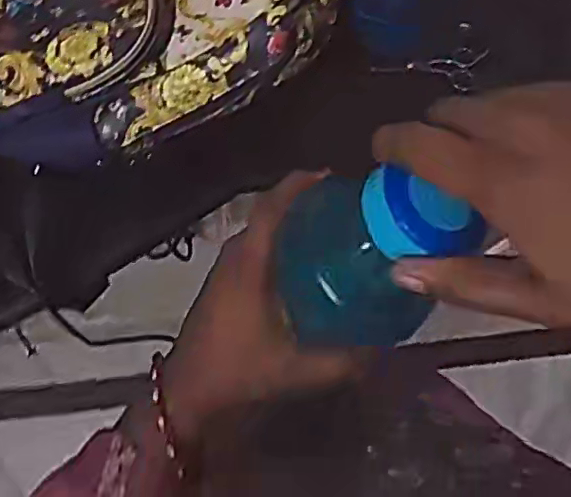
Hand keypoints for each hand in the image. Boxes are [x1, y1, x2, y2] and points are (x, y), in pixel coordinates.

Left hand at [158, 171, 362, 442]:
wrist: (188, 394)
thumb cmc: (238, 369)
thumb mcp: (295, 369)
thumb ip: (341, 361)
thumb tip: (382, 346)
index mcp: (249, 259)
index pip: (272, 205)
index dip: (299, 184)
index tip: (331, 176)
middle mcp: (237, 251)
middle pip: (272, 209)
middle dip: (306, 199)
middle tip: (345, 203)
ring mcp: (229, 263)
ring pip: (266, 225)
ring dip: (295, 218)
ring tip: (334, 223)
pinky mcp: (228, 276)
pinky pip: (260, 241)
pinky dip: (284, 236)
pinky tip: (309, 255)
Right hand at [374, 83, 570, 356]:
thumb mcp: (550, 300)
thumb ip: (466, 280)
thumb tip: (401, 266)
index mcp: (501, 175)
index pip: (416, 139)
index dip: (389, 144)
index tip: (384, 158)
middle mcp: (518, 121)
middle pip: (447, 109)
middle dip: (433, 136)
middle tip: (451, 179)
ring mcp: (558, 96)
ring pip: (488, 98)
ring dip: (475, 125)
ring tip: (504, 168)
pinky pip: (529, 93)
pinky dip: (515, 115)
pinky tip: (551, 152)